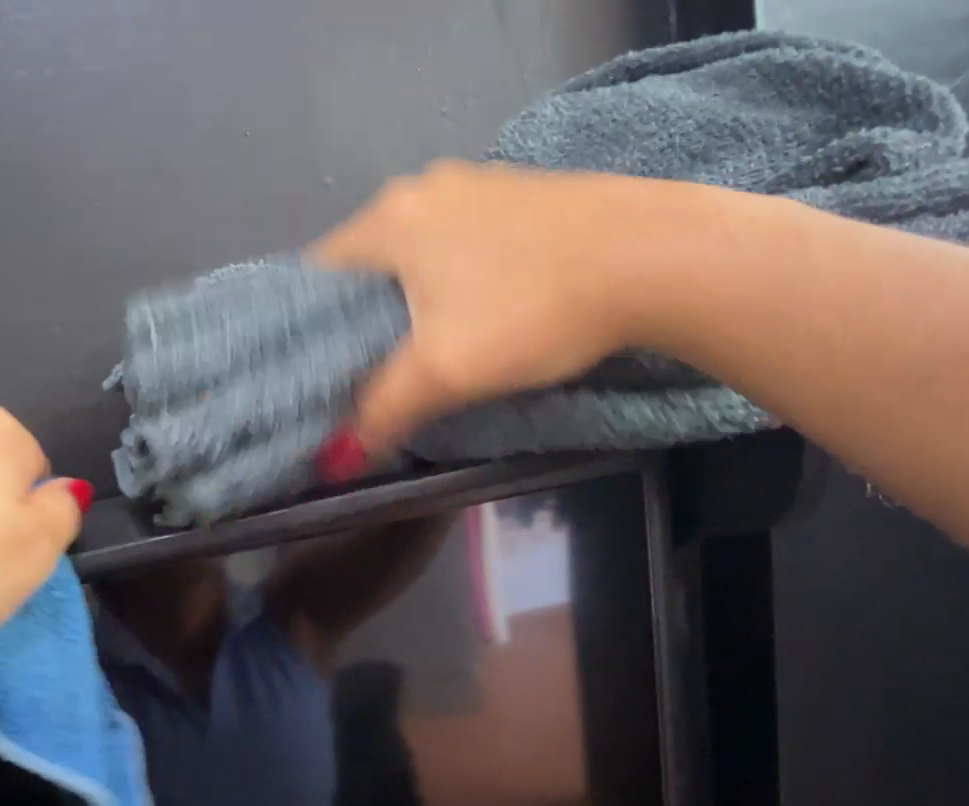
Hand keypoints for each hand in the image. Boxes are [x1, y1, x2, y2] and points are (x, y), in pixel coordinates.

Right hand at [313, 161, 679, 456]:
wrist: (658, 258)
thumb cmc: (532, 308)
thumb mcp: (444, 372)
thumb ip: (381, 413)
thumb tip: (336, 459)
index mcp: (389, 218)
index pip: (317, 273)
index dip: (310, 327)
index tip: (320, 370)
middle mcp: (422, 187)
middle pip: (364, 263)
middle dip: (358, 317)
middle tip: (364, 371)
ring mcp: (476, 183)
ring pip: (414, 252)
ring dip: (407, 298)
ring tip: (417, 349)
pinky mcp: (520, 194)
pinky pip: (457, 242)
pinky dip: (449, 278)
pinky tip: (472, 311)